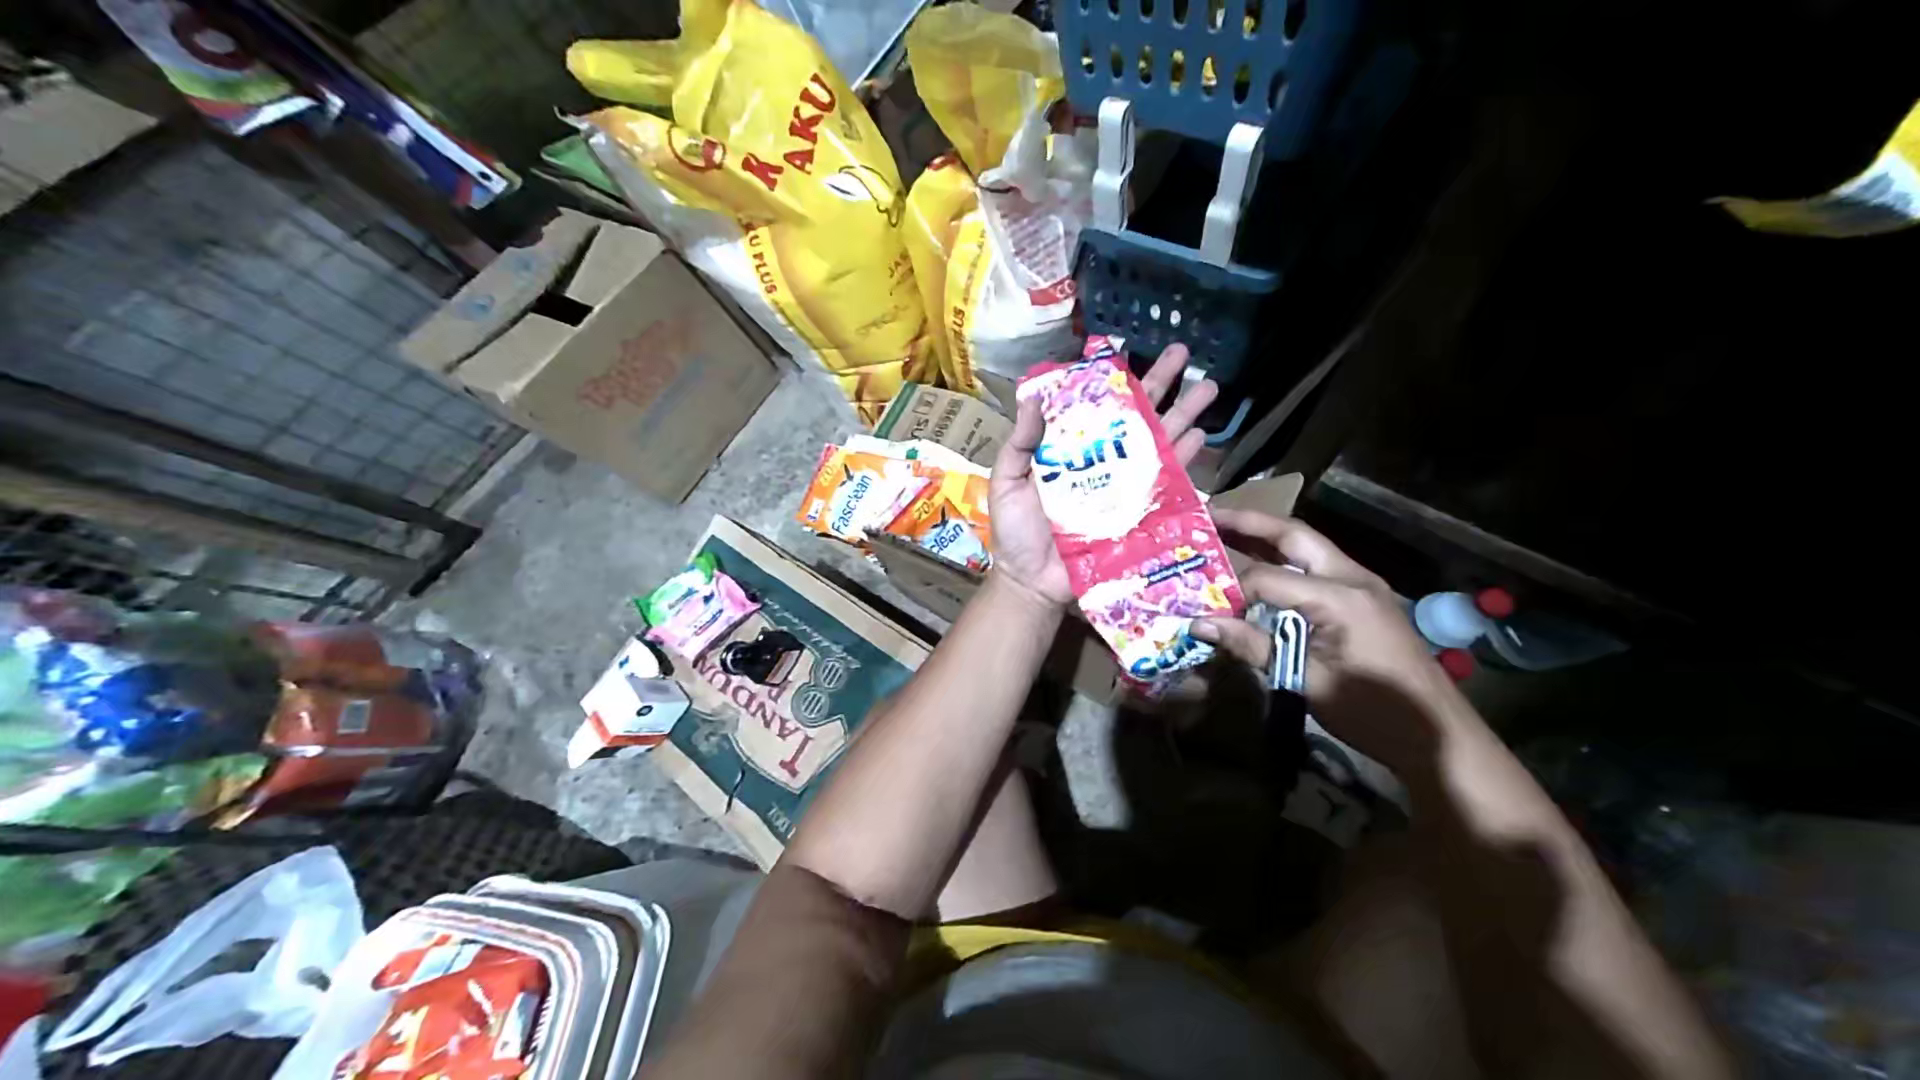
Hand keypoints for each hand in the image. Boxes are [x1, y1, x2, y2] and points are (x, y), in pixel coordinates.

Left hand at [989, 343, 1220, 605]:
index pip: (1097, 408)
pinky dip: (1183, 461)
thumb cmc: (1015, 532)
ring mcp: (1124, 488)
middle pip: (1136, 418)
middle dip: (1162, 385)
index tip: (1130, 352)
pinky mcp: (1139, 515)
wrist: (1030, 583)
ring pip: (1159, 444)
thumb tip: (1032, 398)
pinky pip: (1167, 485)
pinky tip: (1199, 437)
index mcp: (1071, 452)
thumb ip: (1020, 443)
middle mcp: (1102, 464)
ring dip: (1185, 415)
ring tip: (1209, 387)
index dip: (1114, 381)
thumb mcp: (1007, 481)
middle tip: (1186, 353)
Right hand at [1191, 510, 1463, 768]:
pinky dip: (1284, 559)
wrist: (1438, 735)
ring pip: (1307, 546)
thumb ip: (1253, 645)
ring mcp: (1363, 586)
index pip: (1268, 577)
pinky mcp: (1364, 599)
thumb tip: (1199, 625)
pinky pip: (1317, 567)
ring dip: (1266, 536)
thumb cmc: (1372, 712)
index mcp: (1340, 597)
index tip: (1201, 601)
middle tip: (1206, 515)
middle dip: (1248, 522)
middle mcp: (1353, 578)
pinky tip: (1261, 566)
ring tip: (1225, 530)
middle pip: (1293, 535)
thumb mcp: (1307, 681)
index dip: (1231, 588)